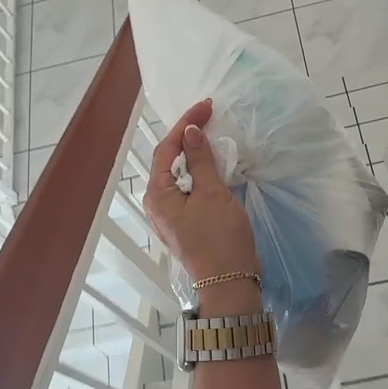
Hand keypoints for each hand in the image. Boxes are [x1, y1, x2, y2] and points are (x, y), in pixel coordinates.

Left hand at [143, 100, 262, 299]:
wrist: (230, 282)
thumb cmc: (219, 237)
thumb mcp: (212, 194)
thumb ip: (200, 160)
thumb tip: (191, 131)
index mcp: (157, 194)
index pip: (167, 148)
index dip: (186, 124)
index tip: (206, 106)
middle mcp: (158, 203)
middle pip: (169, 159)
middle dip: (187, 135)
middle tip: (209, 115)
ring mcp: (171, 214)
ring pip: (179, 174)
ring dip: (194, 152)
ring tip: (211, 133)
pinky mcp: (186, 221)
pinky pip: (188, 187)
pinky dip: (200, 171)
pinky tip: (213, 163)